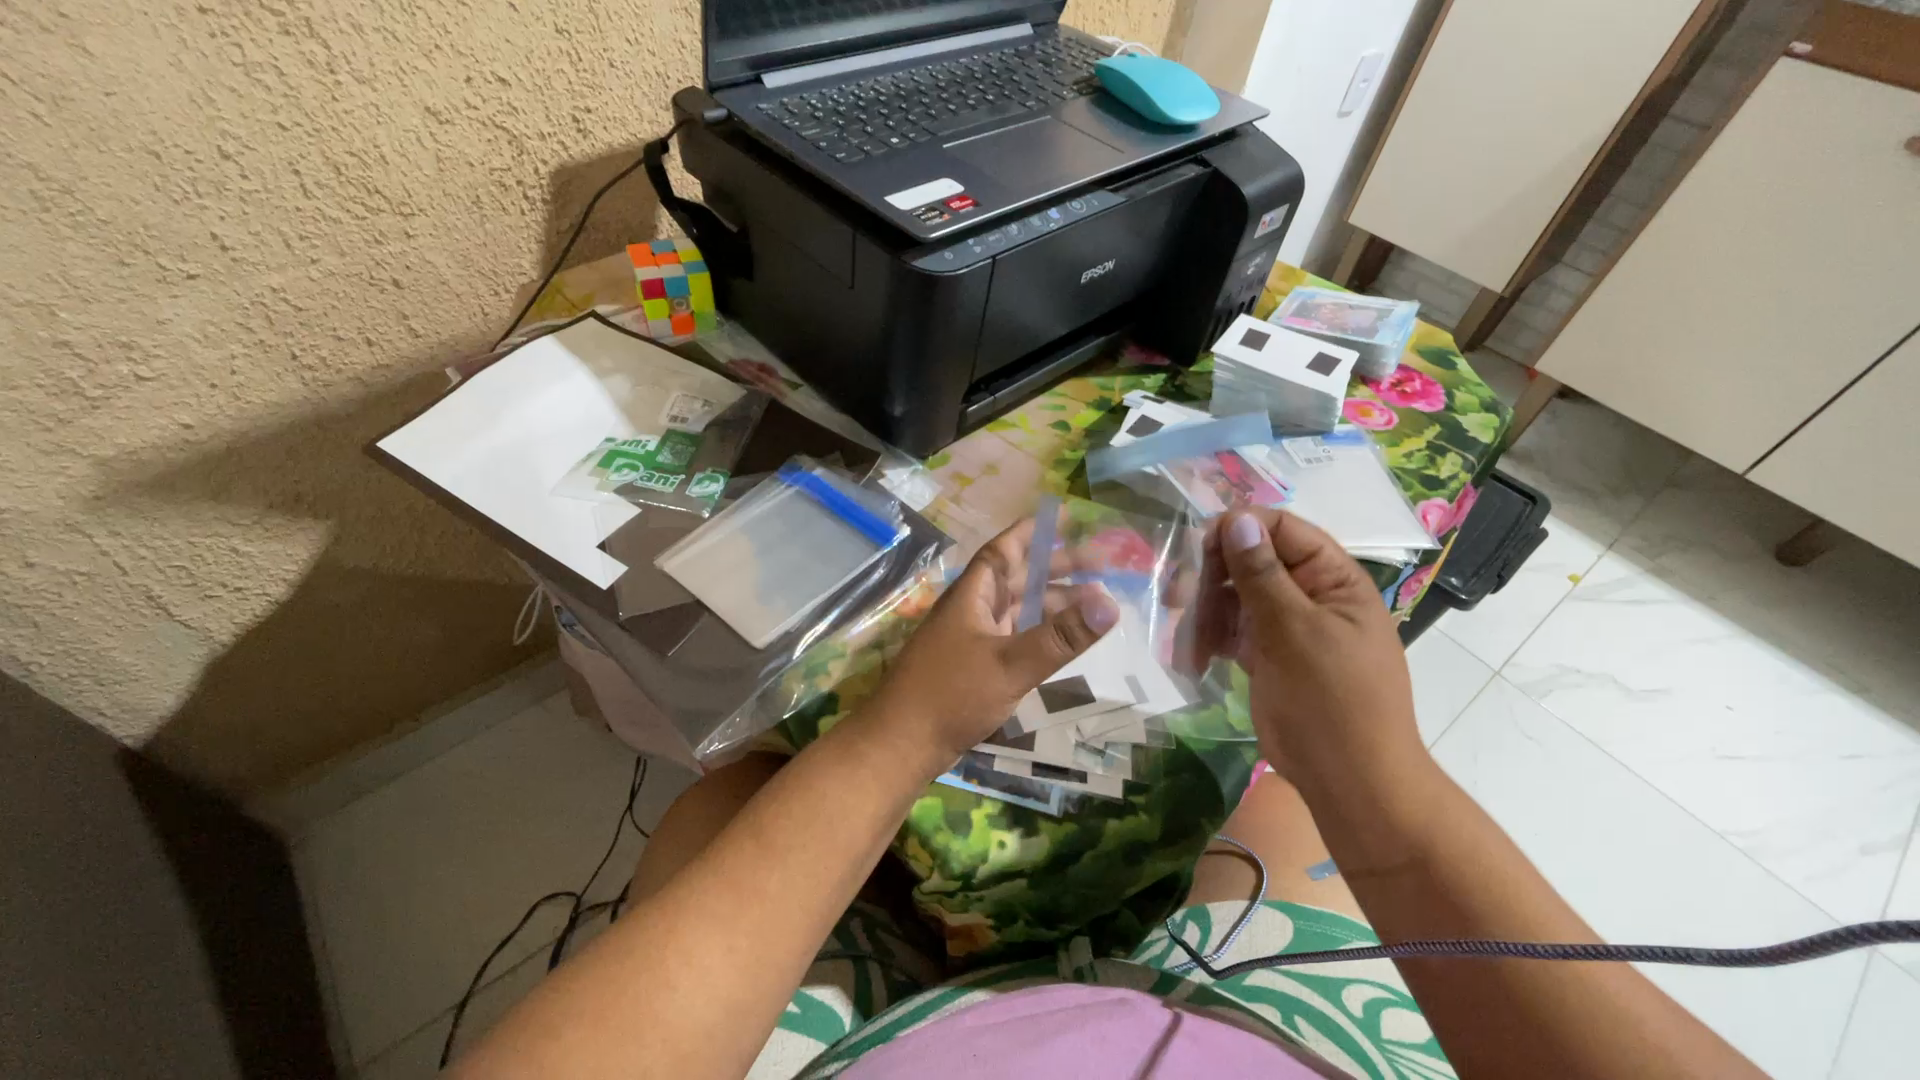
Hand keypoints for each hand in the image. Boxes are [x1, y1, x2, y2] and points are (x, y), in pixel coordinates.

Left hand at [865, 514, 1119, 772]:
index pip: (1004, 551)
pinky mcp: (973, 668)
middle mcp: (971, 611)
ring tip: (1094, 605)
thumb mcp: (1011, 664)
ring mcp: (970, 641)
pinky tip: (1061, 643)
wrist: (900, 745)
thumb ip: (1061, 637)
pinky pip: (1013, 638)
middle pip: (1017, 579)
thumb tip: (1110, 603)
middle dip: (1057, 568)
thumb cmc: (951, 695)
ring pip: (1017, 610)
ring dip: (1052, 604)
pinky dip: (1039, 634)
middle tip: (1101, 564)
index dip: (1033, 532)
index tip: (1065, 518)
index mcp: (972, 597)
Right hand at [1201, 510, 1425, 791]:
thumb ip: (1262, 575)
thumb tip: (1236, 519)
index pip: (1283, 529)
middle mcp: (1309, 594)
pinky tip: (1192, 658)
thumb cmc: (1332, 700)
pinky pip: (1231, 631)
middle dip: (1213, 576)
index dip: (1240, 530)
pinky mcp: (1267, 656)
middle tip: (1178, 599)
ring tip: (1186, 643)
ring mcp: (1286, 626)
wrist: (1349, 780)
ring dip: (1204, 613)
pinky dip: (1209, 640)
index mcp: (1334, 578)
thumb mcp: (1295, 631)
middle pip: (1251, 561)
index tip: (1198, 548)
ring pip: (1234, 597)